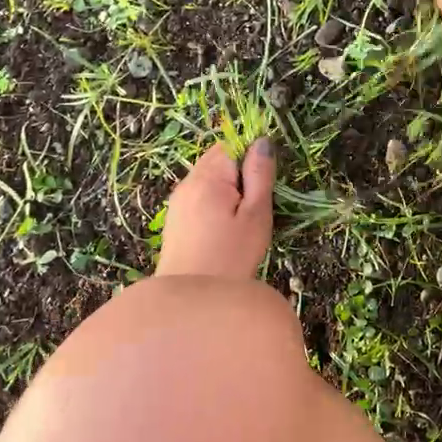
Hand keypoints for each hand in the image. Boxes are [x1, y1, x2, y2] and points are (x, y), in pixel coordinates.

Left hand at [156, 138, 274, 277]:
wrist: (190, 300)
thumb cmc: (231, 254)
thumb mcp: (256, 213)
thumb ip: (260, 174)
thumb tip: (263, 141)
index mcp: (208, 177)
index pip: (231, 144)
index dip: (252, 156)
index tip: (265, 182)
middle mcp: (188, 183)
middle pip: (218, 159)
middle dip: (241, 172)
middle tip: (256, 203)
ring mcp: (178, 201)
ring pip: (210, 179)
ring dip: (229, 188)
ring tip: (242, 218)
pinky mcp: (176, 219)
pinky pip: (200, 196)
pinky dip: (216, 202)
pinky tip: (225, 227)